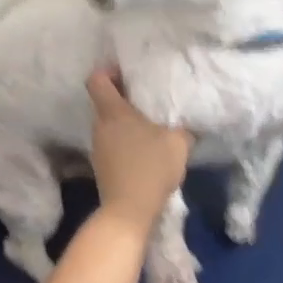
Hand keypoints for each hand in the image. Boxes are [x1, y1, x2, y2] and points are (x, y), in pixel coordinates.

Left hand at [86, 69, 191, 228]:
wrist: (129, 210)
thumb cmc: (151, 168)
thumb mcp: (178, 143)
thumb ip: (182, 129)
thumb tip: (185, 127)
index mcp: (113, 113)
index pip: (97, 80)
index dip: (108, 71)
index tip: (126, 73)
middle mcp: (100, 127)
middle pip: (104, 103)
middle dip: (123, 99)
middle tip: (147, 100)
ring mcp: (98, 149)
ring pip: (109, 126)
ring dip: (125, 124)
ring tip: (150, 128)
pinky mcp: (102, 168)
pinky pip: (112, 146)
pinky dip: (125, 144)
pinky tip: (145, 152)